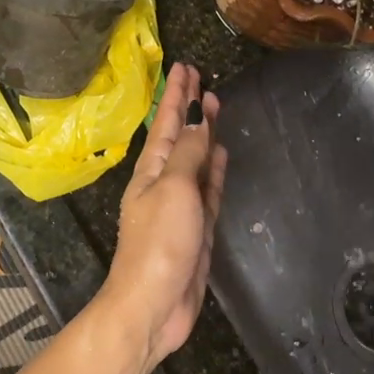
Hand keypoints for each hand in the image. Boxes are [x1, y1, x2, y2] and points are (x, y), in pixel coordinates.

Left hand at [97, 62, 227, 365]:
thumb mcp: (173, 189)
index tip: (186, 67)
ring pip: (196, 159)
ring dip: (204, 133)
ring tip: (213, 106)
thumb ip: (189, 156)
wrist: (154, 306)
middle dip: (188, 108)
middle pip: (180, 136)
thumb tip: (198, 122)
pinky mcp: (197, 228)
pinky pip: (208, 188)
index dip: (176, 95)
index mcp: (153, 170)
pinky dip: (214, 168)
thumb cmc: (159, 243)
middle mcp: (165, 182)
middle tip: (201, 79)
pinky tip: (220, 153)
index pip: (167, 122)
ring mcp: (182, 206)